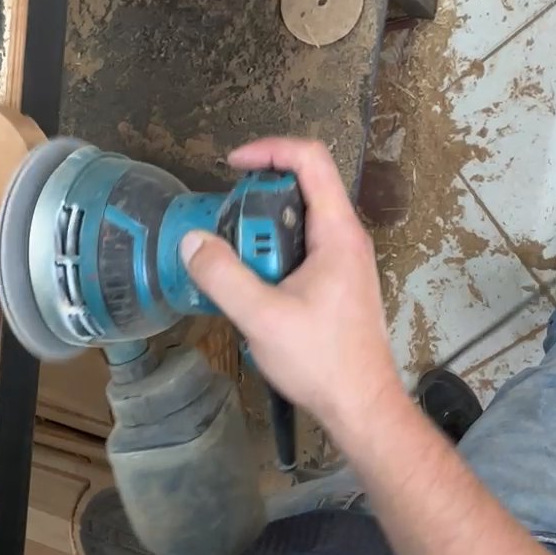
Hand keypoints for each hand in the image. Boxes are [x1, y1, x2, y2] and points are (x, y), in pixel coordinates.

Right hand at [179, 138, 406, 439]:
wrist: (362, 404)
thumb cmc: (323, 361)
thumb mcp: (263, 318)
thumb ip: (223, 276)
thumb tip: (193, 242)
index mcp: (338, 233)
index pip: (311, 160)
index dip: (270, 150)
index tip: (232, 166)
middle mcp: (347, 238)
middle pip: (301, 188)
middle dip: (257, 202)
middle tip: (228, 233)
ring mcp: (345, 260)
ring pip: (299, 222)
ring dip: (262, 234)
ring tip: (238, 265)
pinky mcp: (338, 281)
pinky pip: (302, 249)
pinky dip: (274, 255)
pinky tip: (255, 288)